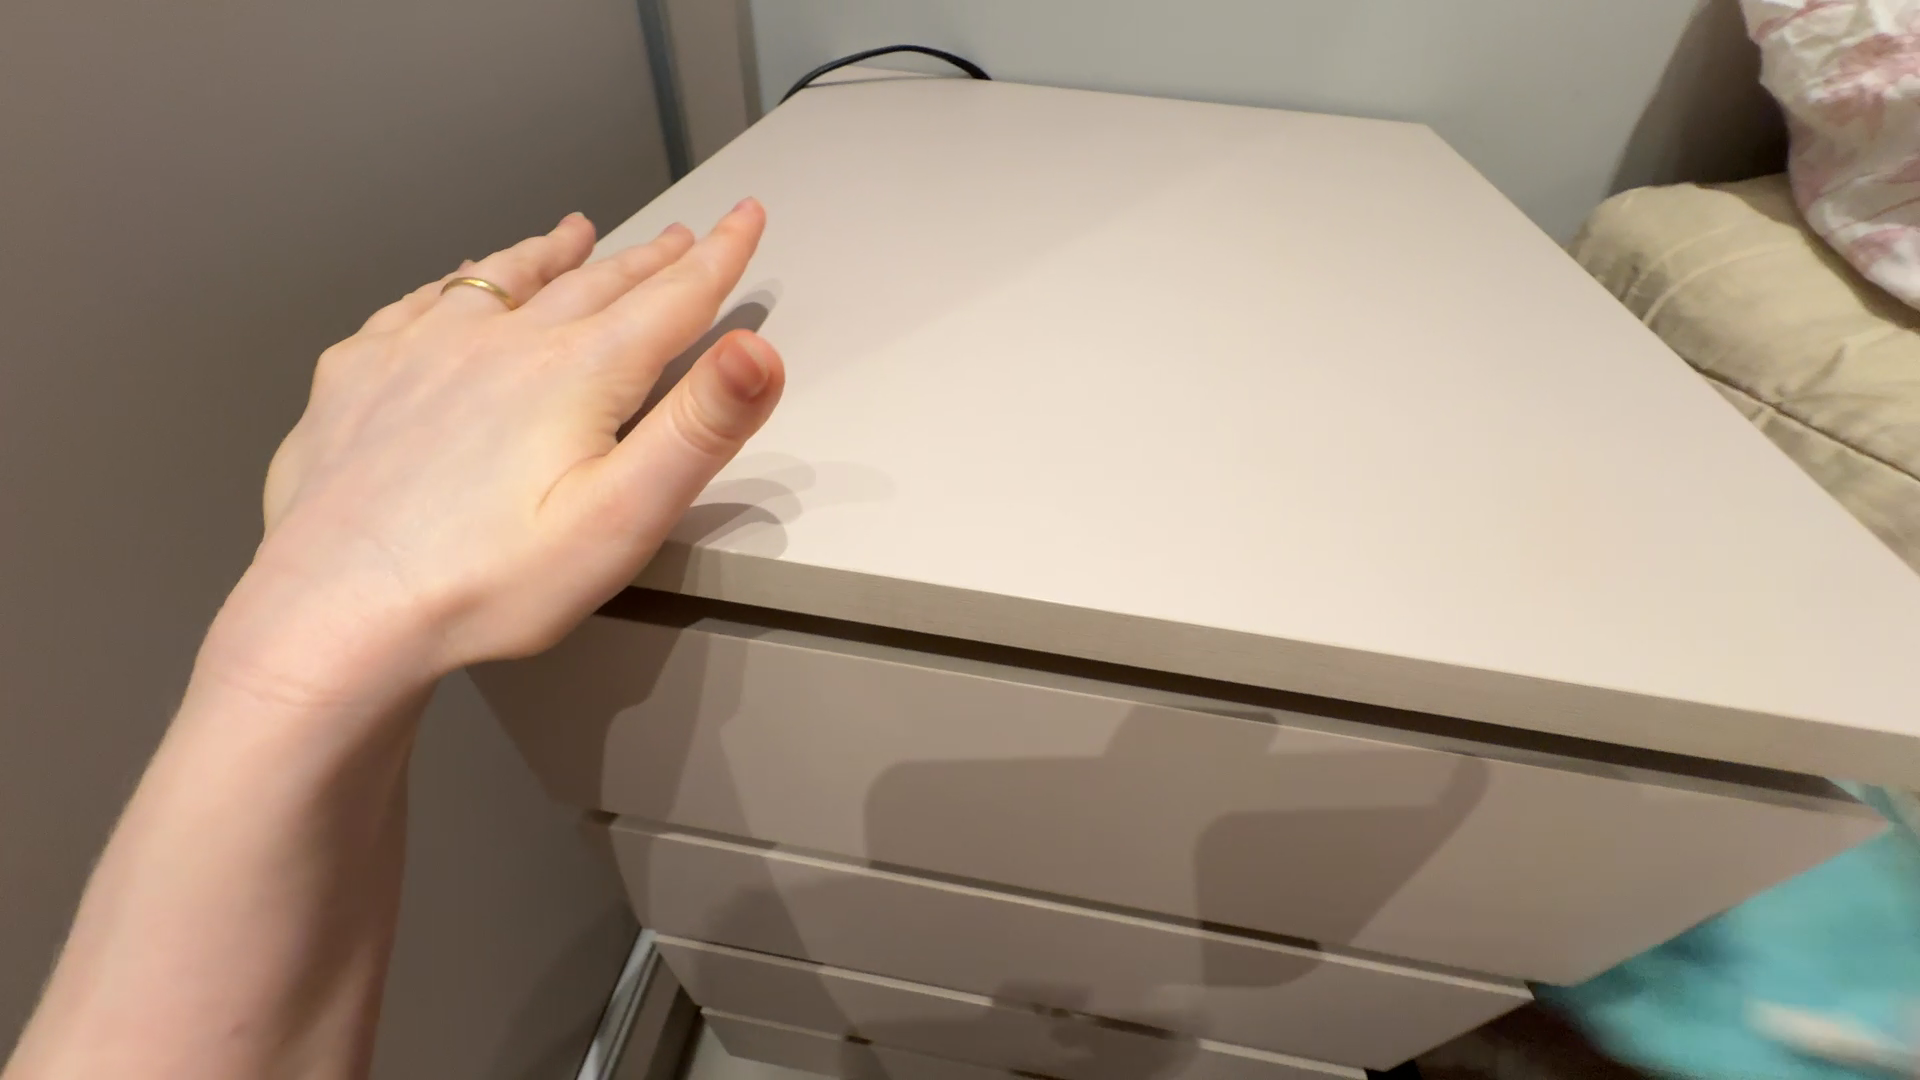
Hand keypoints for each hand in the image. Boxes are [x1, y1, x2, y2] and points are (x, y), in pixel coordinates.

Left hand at [204, 200, 782, 707]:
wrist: (334, 620)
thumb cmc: (496, 580)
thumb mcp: (626, 515)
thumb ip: (699, 429)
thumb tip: (758, 350)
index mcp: (575, 375)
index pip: (670, 301)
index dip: (720, 259)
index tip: (746, 216)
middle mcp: (500, 344)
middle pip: (597, 287)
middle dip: (652, 259)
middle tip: (684, 233)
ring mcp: (421, 354)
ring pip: (507, 283)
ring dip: (556, 256)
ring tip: (579, 231)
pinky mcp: (360, 380)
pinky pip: (420, 306)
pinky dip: (459, 283)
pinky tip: (459, 282)